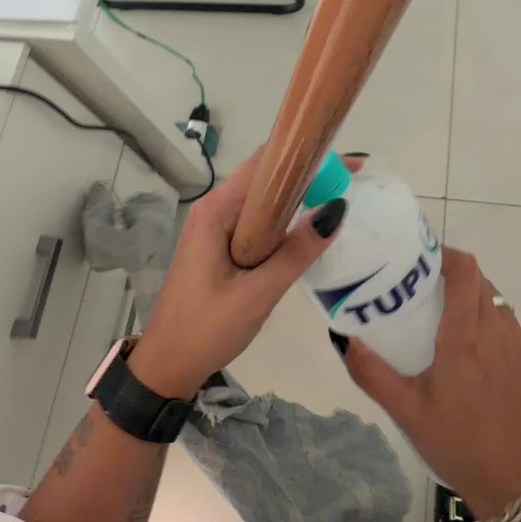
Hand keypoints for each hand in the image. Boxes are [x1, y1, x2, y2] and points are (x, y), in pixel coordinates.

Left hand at [130, 149, 347, 398]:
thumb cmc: (205, 331)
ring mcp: (217, 225)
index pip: (265, 162)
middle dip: (310, 173)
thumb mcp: (257, 295)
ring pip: (265, 197)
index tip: (347, 164)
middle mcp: (215, 208)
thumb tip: (338, 209)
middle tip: (354, 183)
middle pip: (268, 175)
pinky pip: (260, 218)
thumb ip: (296, 253)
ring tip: (342, 198)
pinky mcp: (222, 243)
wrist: (166, 367)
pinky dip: (287, 217)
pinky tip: (311, 229)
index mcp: (217, 210)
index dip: (306, 154)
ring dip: (301, 195)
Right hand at [341, 248, 520, 520]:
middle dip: (448, 271)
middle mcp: (495, 329)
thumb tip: (342, 336)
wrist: (514, 482)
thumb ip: (371, 372)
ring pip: (491, 295)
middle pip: (476, 277)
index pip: (464, 270)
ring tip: (436, 311)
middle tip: (417, 286)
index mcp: (466, 337)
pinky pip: (503, 317)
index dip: (443, 253)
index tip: (416, 258)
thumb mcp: (406, 411)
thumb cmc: (456, 443)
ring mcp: (516, 342)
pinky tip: (463, 340)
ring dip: (466, 292)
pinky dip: (482, 312)